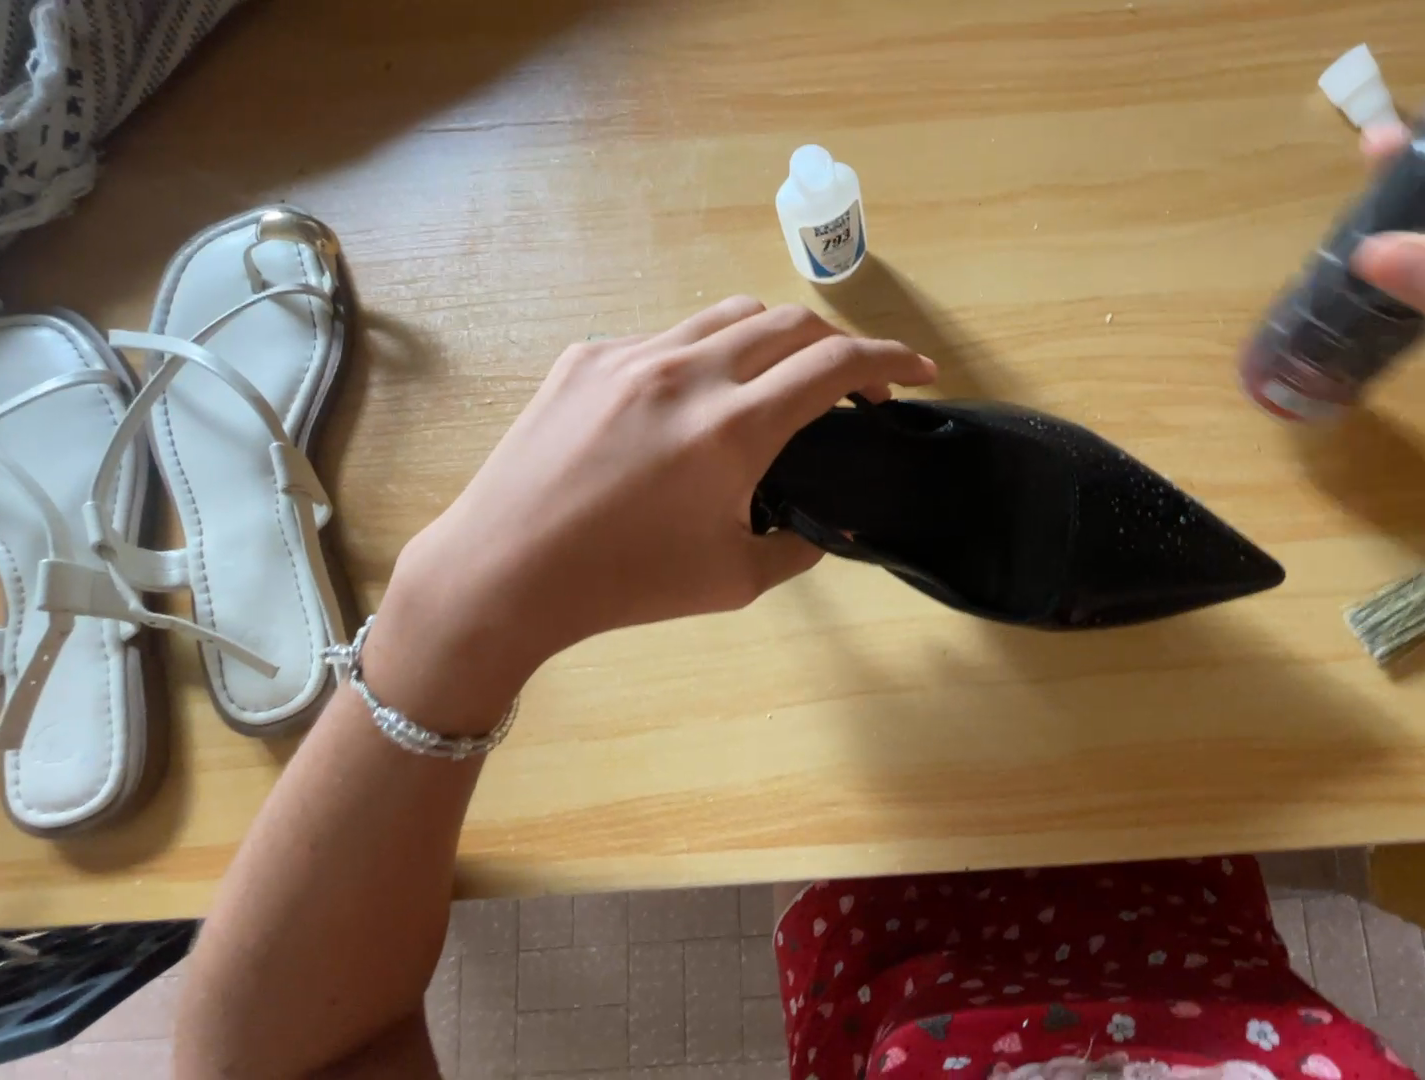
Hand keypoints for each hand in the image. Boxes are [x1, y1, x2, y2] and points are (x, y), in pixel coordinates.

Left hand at [370, 299, 936, 723]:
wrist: (505, 571)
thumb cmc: (626, 584)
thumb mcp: (735, 579)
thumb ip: (797, 546)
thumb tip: (821, 527)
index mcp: (733, 428)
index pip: (836, 364)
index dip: (890, 361)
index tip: (918, 371)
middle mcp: (688, 372)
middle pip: (792, 323)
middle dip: (839, 347)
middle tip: (851, 388)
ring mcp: (631, 354)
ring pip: (730, 316)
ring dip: (775, 340)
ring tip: (777, 384)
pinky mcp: (587, 356)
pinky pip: (668, 339)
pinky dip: (705, 360)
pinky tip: (688, 408)